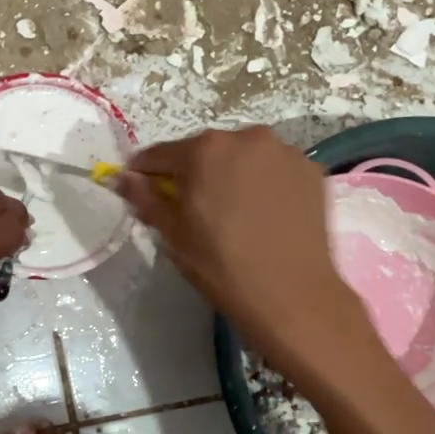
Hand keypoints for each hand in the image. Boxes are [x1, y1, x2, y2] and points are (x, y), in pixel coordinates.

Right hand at [116, 127, 376, 375]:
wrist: (292, 296)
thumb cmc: (222, 265)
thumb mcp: (173, 233)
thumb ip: (145, 197)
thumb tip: (123, 177)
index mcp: (203, 150)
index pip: (160, 154)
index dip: (147, 173)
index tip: (144, 191)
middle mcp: (244, 137)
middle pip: (204, 150)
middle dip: (193, 172)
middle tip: (193, 207)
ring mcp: (283, 151)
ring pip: (242, 156)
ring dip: (231, 174)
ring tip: (233, 210)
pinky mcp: (310, 169)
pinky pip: (274, 168)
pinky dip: (264, 182)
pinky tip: (263, 212)